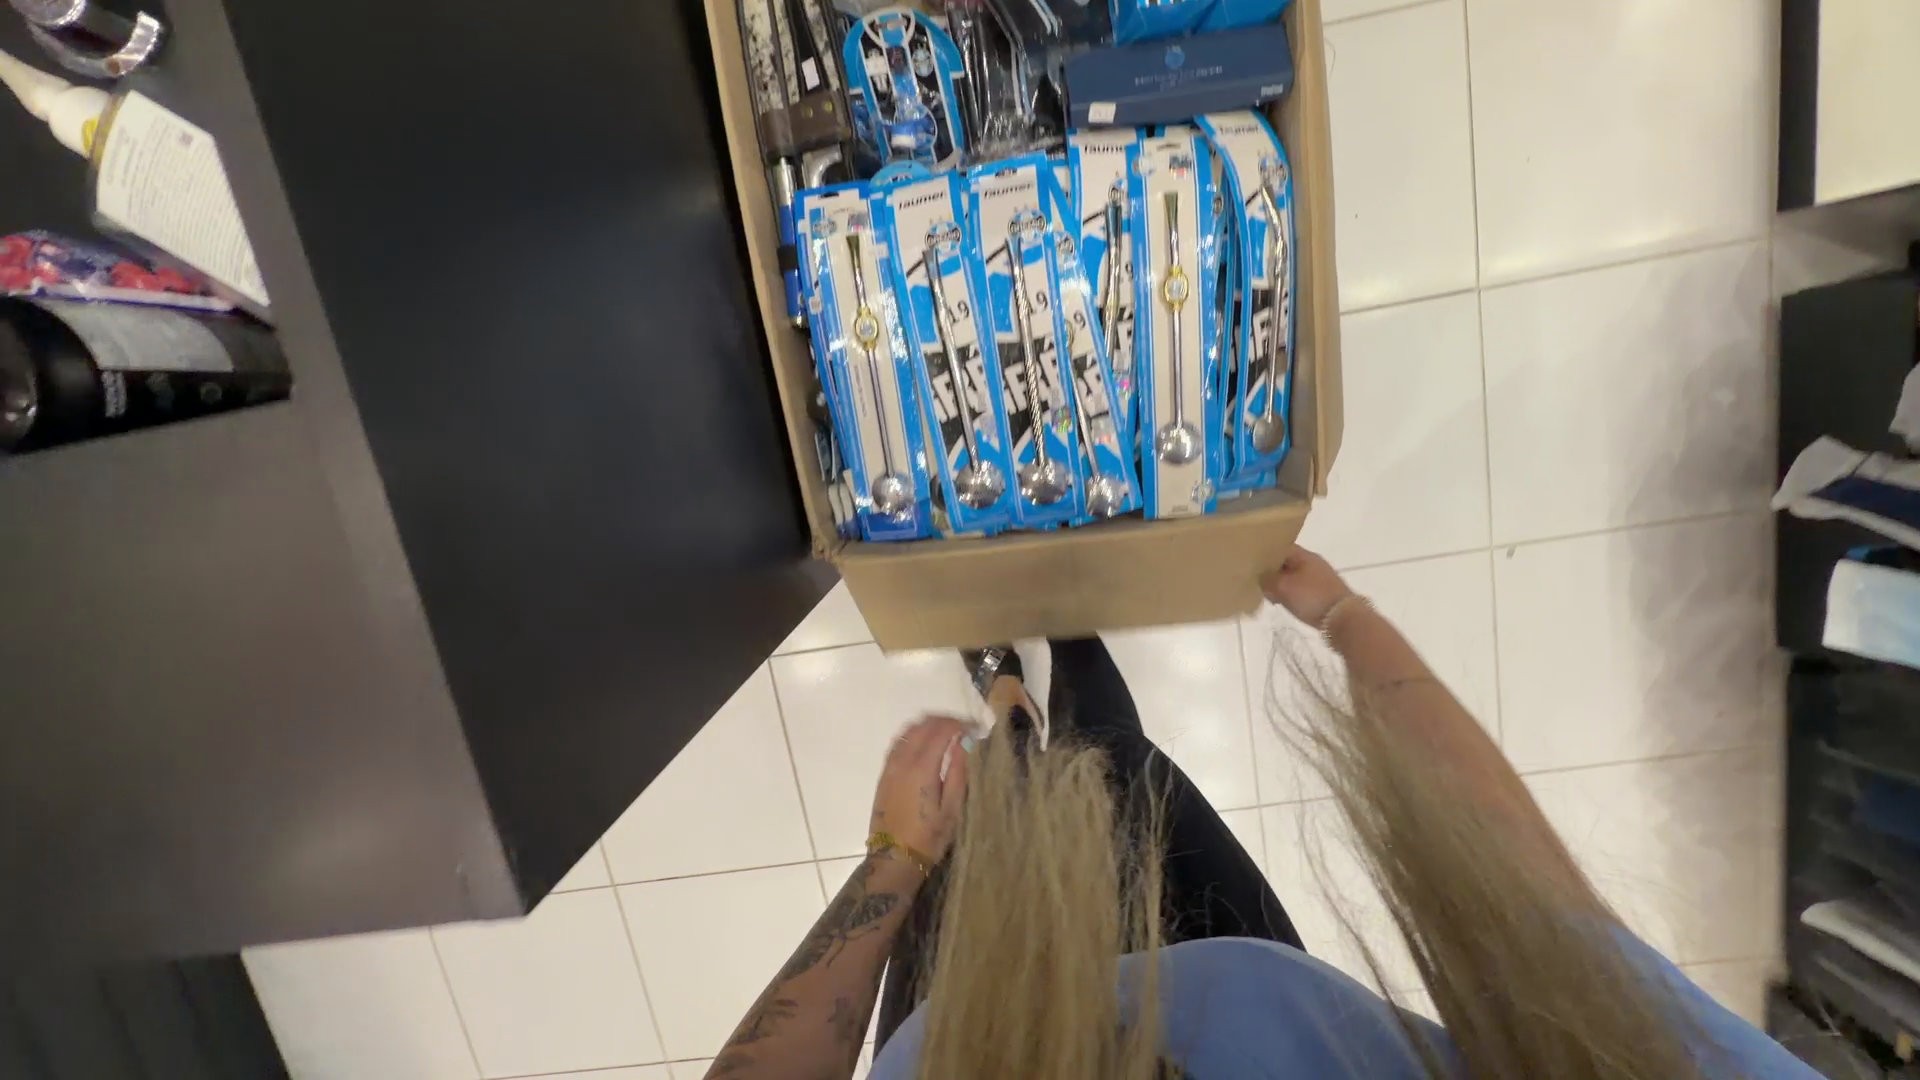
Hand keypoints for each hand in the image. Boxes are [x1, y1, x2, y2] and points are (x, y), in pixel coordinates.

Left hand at [870, 716, 971, 863]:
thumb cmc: (928, 838)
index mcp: (922, 768)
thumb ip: (958, 772)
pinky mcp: (884, 773)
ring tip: (947, 733)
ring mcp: (891, 765)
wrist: (893, 859)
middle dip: (946, 720)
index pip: (942, 730)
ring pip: (909, 730)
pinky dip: (914, 734)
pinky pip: (898, 741)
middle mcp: (903, 760)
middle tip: (965, 728)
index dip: (961, 724)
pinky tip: (925, 743)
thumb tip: (965, 742)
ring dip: (929, 724)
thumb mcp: (952, 809)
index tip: (976, 728)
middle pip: (924, 724)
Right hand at [1261, 544, 1354, 627]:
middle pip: (1286, 563)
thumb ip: (1266, 580)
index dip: (1264, 554)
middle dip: (1271, 572)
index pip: (1280, 548)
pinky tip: (1283, 603)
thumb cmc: (1311, 597)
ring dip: (1280, 584)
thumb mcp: (1282, 587)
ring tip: (1268, 594)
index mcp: (1304, 556)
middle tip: (1257, 581)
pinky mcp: (1323, 592)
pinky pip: (1300, 589)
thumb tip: (1260, 578)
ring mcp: (1319, 578)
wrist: (1343, 619)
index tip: (1252, 563)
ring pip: (1292, 577)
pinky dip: (1290, 593)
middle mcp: (1313, 563)